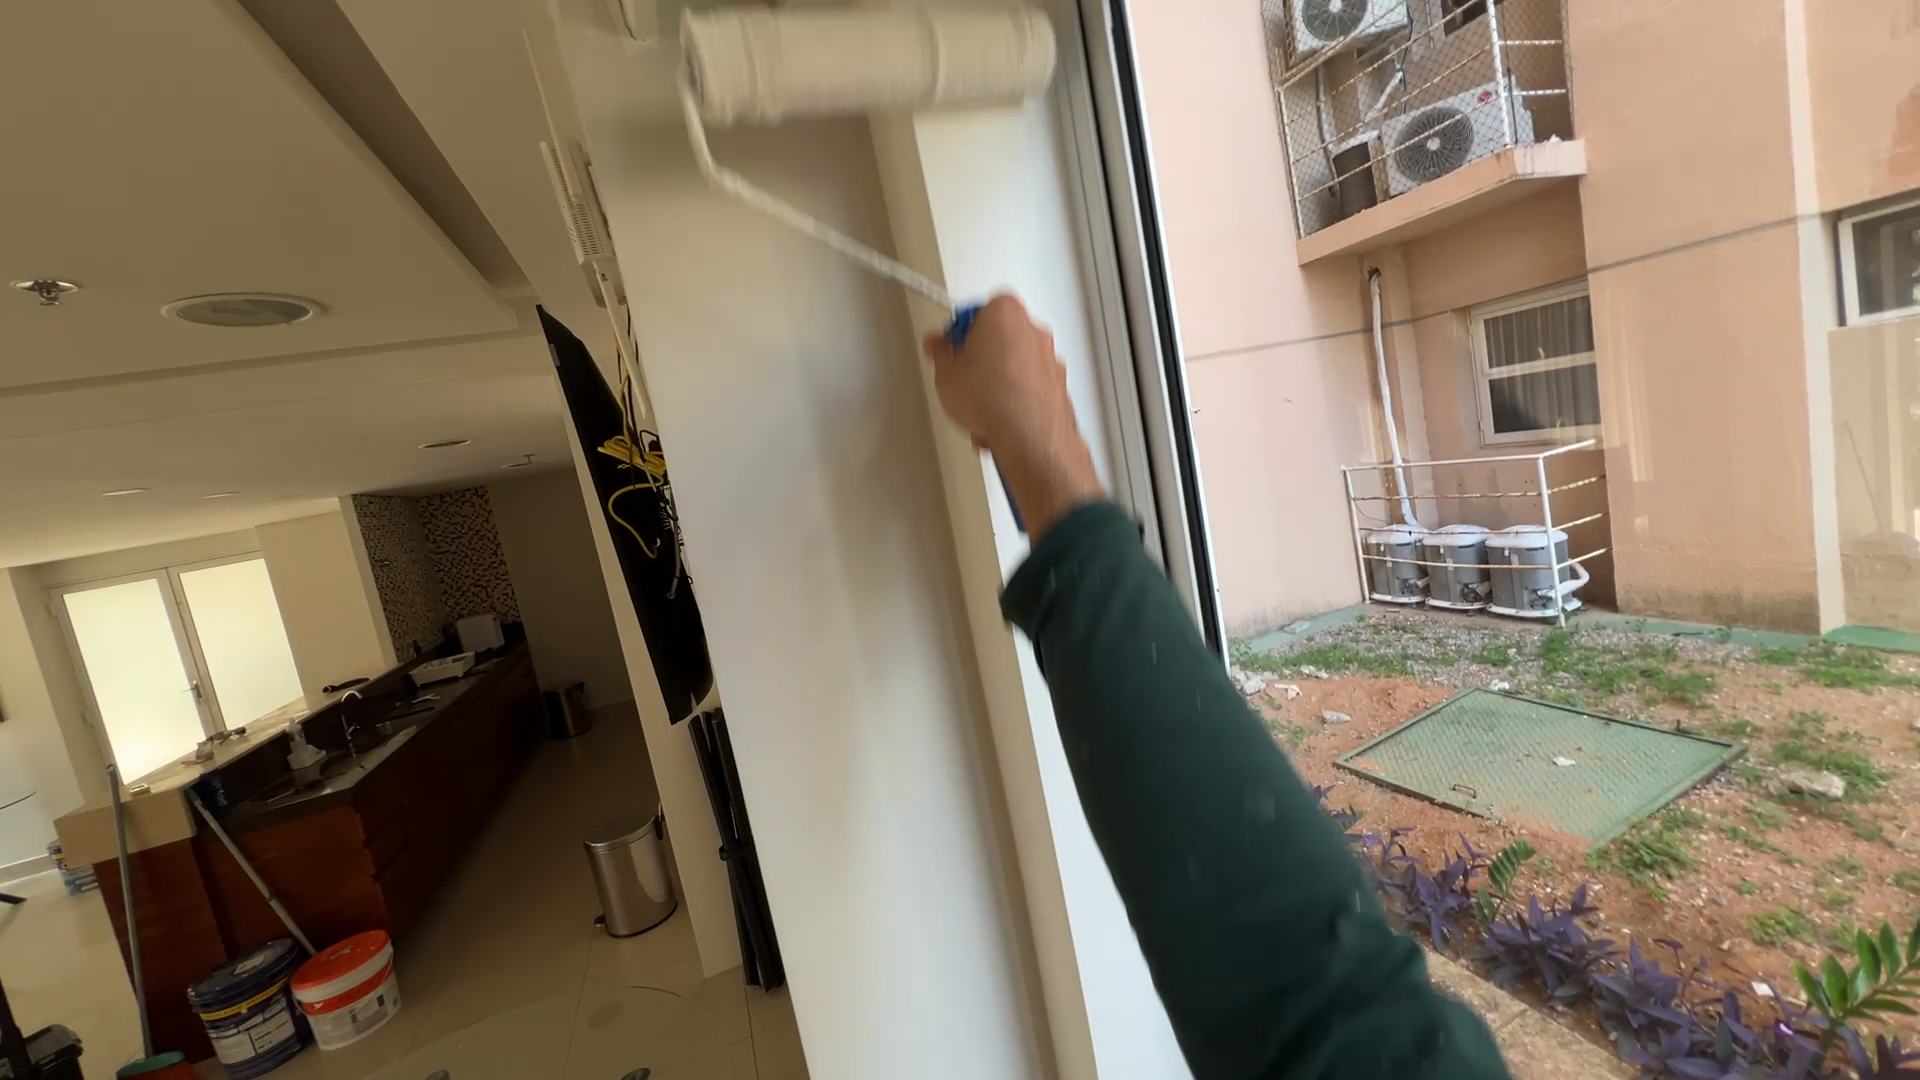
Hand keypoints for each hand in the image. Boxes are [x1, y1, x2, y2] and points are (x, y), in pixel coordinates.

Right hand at [921, 295, 1103, 535]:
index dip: (958, 335)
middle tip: (963, 379)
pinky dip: (1016, 404)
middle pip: (1000, 340)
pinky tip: (997, 424)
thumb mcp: (945, 373)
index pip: (975, 313)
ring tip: (979, 409)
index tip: (948, 349)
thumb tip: (939, 347)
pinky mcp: (1059, 387)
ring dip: (998, 386)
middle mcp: (1033, 330)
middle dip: (982, 360)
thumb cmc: (992, 397)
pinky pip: (1029, 391)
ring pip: (1016, 369)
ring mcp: (1050, 359)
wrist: (1027, 434)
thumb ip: (940, 354)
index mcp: (1004, 312)